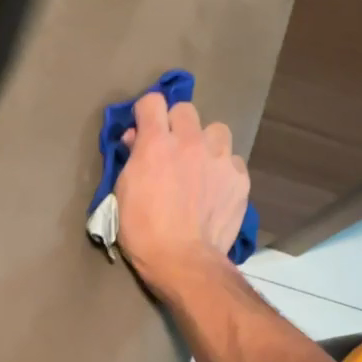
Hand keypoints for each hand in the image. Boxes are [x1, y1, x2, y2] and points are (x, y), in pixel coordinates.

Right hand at [112, 93, 249, 290]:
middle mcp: (190, 142)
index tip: (141, 129)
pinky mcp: (240, 177)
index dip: (145, 113)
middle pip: (185, 110)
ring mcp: (220, 158)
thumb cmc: (141, 230)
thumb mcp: (122, 192)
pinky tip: (213, 188)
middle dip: (174, 125)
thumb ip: (131, 159)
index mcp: (156, 144)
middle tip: (169, 149)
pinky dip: (221, 169)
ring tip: (198, 165)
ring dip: (204, 143)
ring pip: (215, 131)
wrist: (182, 259)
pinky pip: (231, 160)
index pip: (152, 102)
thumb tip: (136, 140)